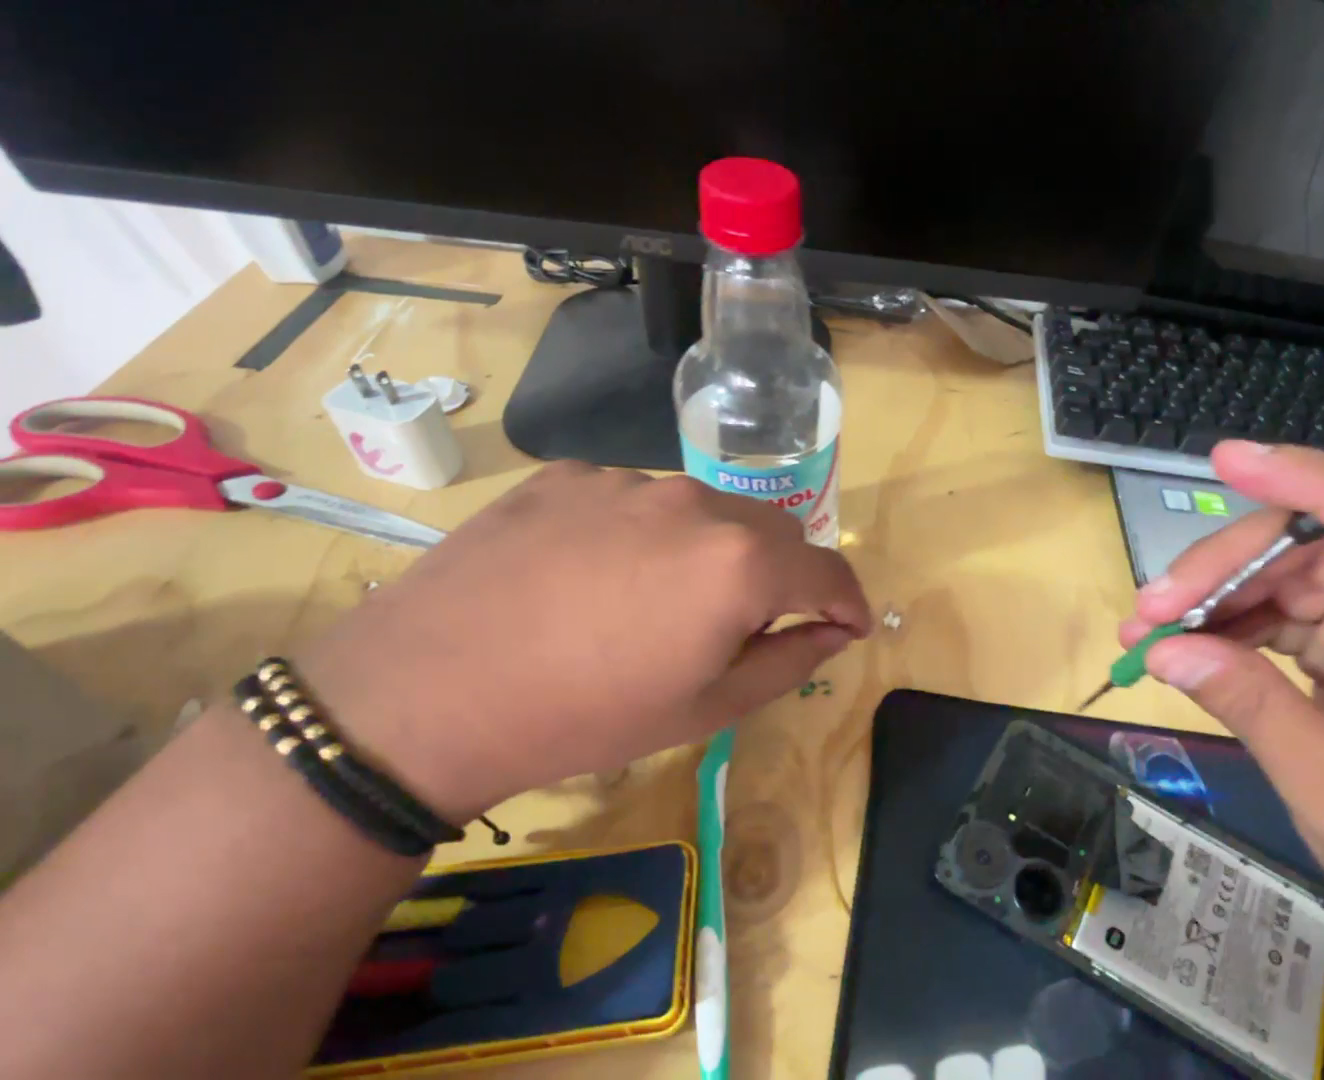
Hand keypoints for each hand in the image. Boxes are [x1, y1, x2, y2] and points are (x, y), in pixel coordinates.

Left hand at [296, 464, 870, 820]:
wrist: (425, 695)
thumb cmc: (586, 716)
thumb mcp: (705, 707)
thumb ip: (789, 659)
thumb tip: (833, 629)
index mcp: (740, 562)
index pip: (827, 570)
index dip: (847, 601)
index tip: (847, 626)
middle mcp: (694, 501)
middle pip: (770, 532)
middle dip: (781, 576)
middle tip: (752, 624)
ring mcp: (626, 479)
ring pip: (701, 512)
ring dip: (709, 552)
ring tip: (660, 603)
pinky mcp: (567, 475)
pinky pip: (633, 502)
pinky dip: (642, 535)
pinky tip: (596, 577)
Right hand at [1124, 441, 1323, 948]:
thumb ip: (1258, 712)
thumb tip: (1168, 651)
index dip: (1317, 484)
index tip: (1230, 461)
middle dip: (1233, 563)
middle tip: (1152, 605)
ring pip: (1298, 570)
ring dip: (1220, 592)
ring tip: (1148, 627)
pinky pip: (1290, 610)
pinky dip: (1233, 623)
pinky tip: (1184, 644)